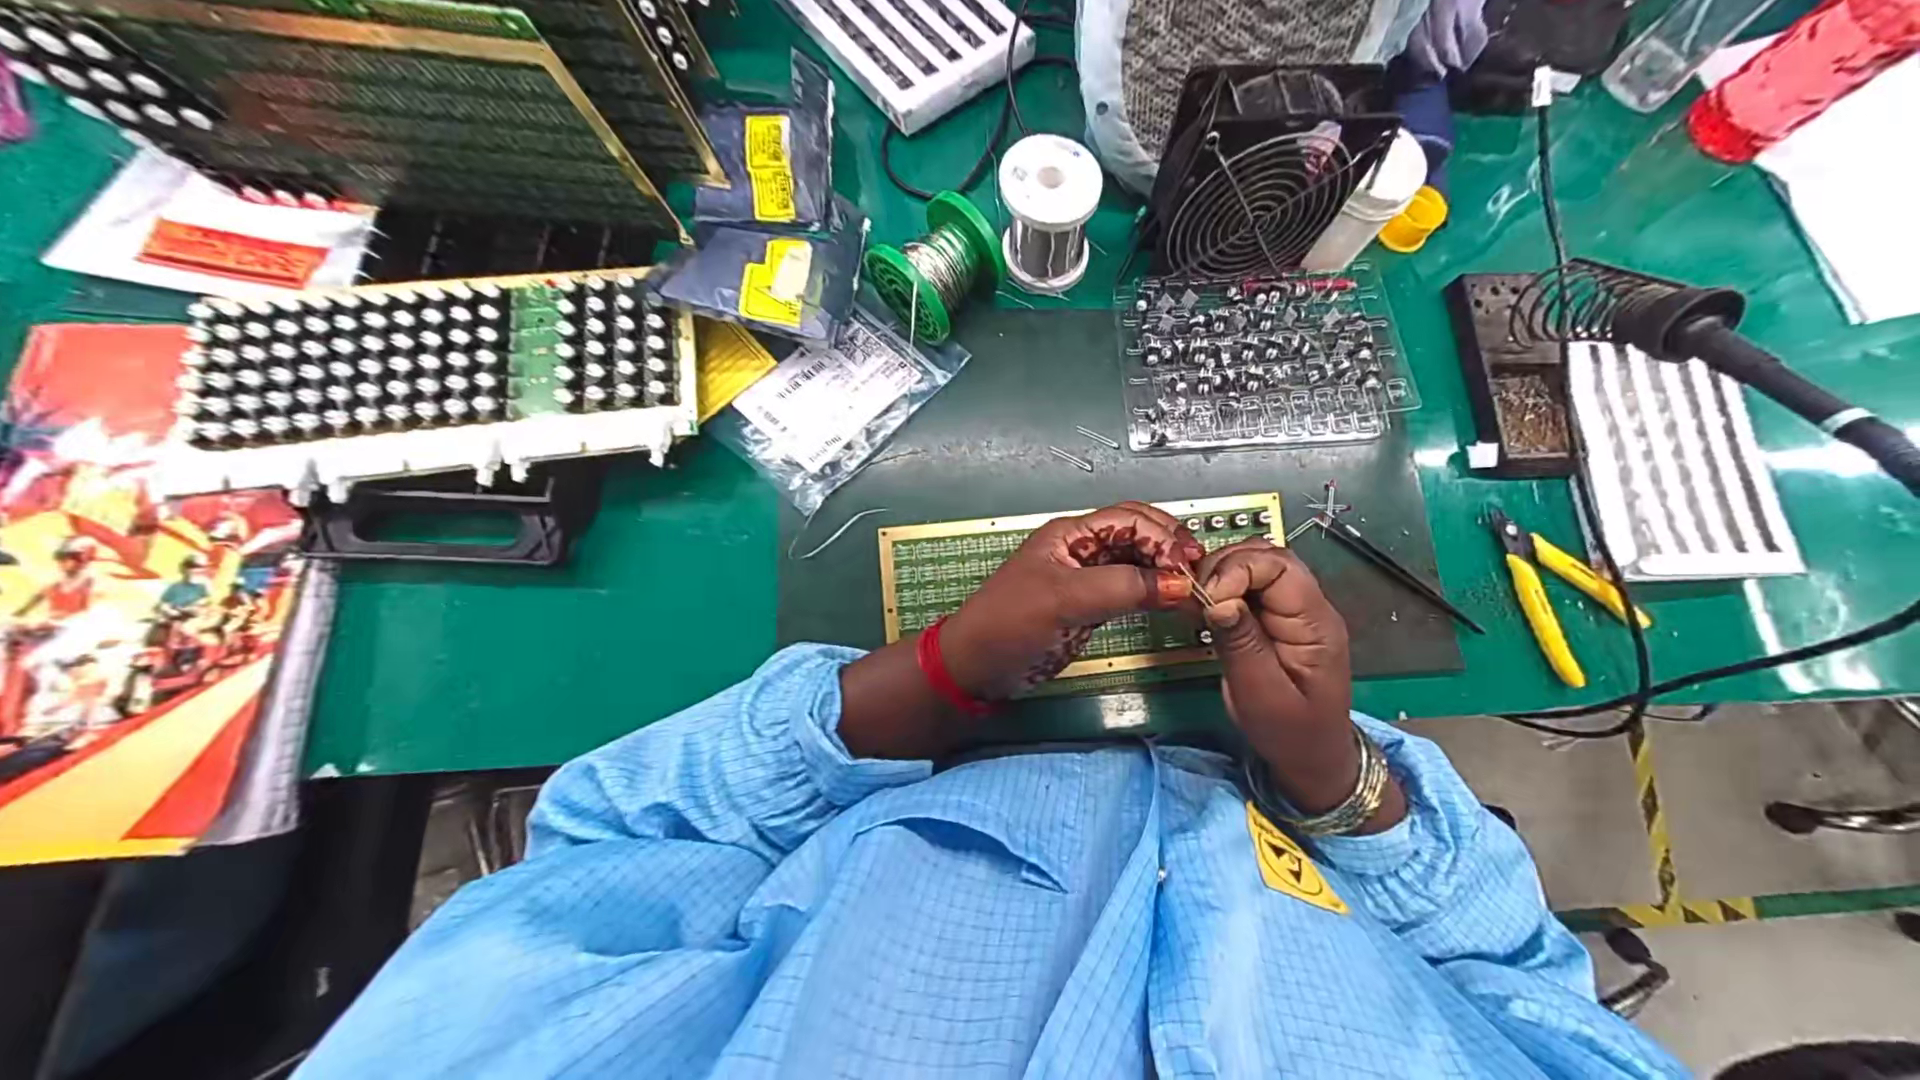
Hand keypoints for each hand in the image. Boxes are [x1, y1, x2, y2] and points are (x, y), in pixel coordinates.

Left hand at [940, 501, 1206, 698]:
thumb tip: (1179, 582)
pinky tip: (1171, 602)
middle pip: (1139, 535)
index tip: (1186, 565)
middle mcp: (1082, 551)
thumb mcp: (1064, 600)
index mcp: (1071, 535)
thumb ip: (1122, 587)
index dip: (1162, 536)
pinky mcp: (1091, 606)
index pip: (1129, 520)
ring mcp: (1088, 579)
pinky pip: (1132, 589)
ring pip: (1138, 562)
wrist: (978, 667)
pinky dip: (1154, 593)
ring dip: (1166, 570)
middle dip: (1170, 547)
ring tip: (1191, 588)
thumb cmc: (1006, 624)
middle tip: (1197, 572)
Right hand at [1196, 539, 1399, 824]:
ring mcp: (1291, 610)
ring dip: (1221, 572)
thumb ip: (1240, 643)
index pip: (1279, 566)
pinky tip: (1203, 604)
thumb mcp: (1260, 694)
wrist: (1311, 757)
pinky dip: (1221, 585)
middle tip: (1196, 595)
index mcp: (1314, 623)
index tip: (1207, 598)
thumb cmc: (1290, 732)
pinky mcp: (1274, 617)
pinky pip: (1248, 585)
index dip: (1236, 569)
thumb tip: (1216, 598)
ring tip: (1197, 599)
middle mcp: (1307, 607)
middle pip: (1268, 555)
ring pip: (1256, 563)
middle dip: (1225, 565)